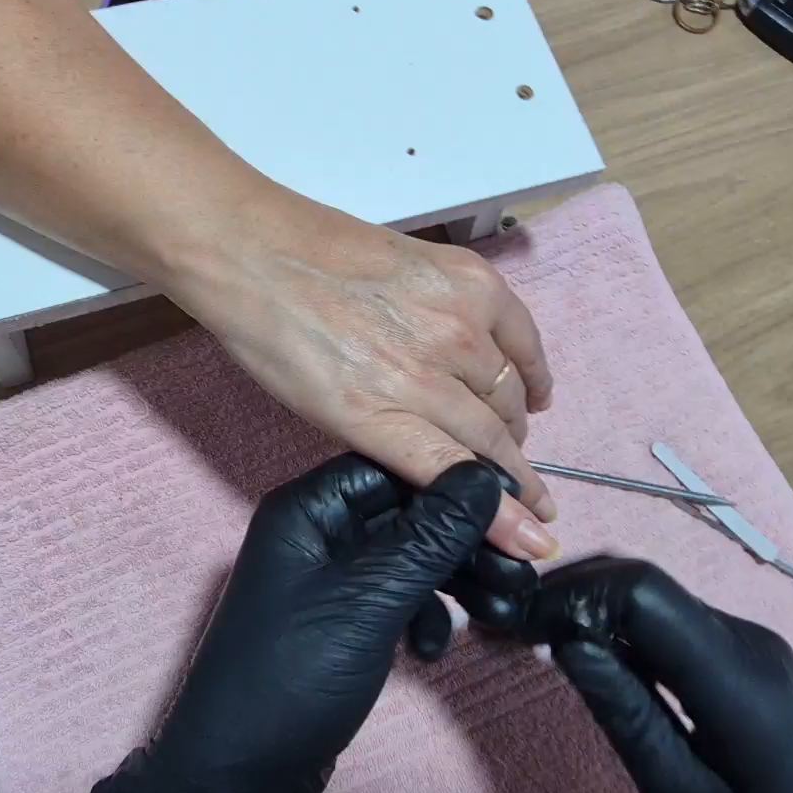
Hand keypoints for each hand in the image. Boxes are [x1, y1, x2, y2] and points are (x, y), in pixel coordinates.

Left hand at [84, 454, 504, 792]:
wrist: (241, 774)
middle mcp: (318, 530)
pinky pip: (396, 596)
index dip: (457, 480)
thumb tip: (487, 475)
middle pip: (407, 513)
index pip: (393, 464)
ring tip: (500, 610)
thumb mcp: (372, 597)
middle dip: (464, 542)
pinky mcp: (342, 617)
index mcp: (309, 507)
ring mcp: (329, 576)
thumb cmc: (297, 670)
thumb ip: (432, 534)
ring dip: (454, 581)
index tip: (521, 506)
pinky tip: (431, 649)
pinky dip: (423, 615)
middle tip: (522, 571)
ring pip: (409, 557)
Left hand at [167, 201, 560, 562]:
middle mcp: (425, 372)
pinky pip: (524, 336)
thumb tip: (440, 463)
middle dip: (513, 472)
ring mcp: (454, 321)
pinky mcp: (468, 277)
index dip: (506, 517)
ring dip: (516, 423)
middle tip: (521, 487)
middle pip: (493, 437)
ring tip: (513, 437)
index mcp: (376, 415)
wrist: (256, 253)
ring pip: (511, 390)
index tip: (536, 540)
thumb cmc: (272, 340)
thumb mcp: (320, 413)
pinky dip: (534, 369)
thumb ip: (387, 439)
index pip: (459, 476)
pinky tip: (536, 390)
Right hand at [522, 558, 792, 792]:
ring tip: (540, 637)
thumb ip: (628, 718)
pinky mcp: (743, 654)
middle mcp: (747, 642)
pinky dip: (620, 625)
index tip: (526, 627)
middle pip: (644, 583)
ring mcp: (749, 643)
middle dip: (574, 594)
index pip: (645, 595)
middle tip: (518, 628)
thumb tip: (567, 644)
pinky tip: (590, 652)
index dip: (577, 596)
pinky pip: (670, 619)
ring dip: (592, 606)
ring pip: (653, 595)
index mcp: (740, 682)